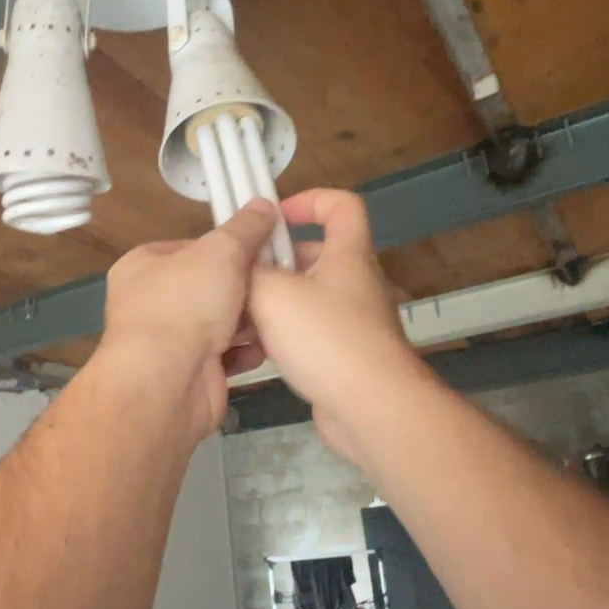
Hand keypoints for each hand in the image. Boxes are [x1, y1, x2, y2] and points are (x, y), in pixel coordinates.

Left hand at [96, 199, 278, 439]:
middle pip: (209, 285)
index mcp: (143, 266)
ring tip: (275, 314)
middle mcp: (151, 302)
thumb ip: (245, 228)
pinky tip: (262, 348)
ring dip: (248, 321)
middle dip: (244, 287)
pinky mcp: (188, 374)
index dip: (228, 246)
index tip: (261, 248)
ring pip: (219, 322)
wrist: (168, 384)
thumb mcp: (221, 251)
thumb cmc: (186, 305)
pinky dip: (244, 352)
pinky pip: (224, 356)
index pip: (190, 247)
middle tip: (276, 283)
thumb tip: (263, 204)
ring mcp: (168, 342)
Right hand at [247, 189, 430, 462]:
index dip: (309, 200)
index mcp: (347, 255)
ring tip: (237, 313)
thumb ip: (250, 271)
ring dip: (273, 301)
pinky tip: (256, 349)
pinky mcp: (345, 356)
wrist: (371, 408)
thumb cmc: (326, 339)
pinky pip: (309, 332)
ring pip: (307, 297)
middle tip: (238, 274)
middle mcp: (355, 282)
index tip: (275, 217)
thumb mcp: (273, 294)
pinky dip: (283, 334)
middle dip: (275, 260)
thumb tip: (238, 261)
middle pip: (314, 255)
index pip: (341, 205)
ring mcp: (353, 321)